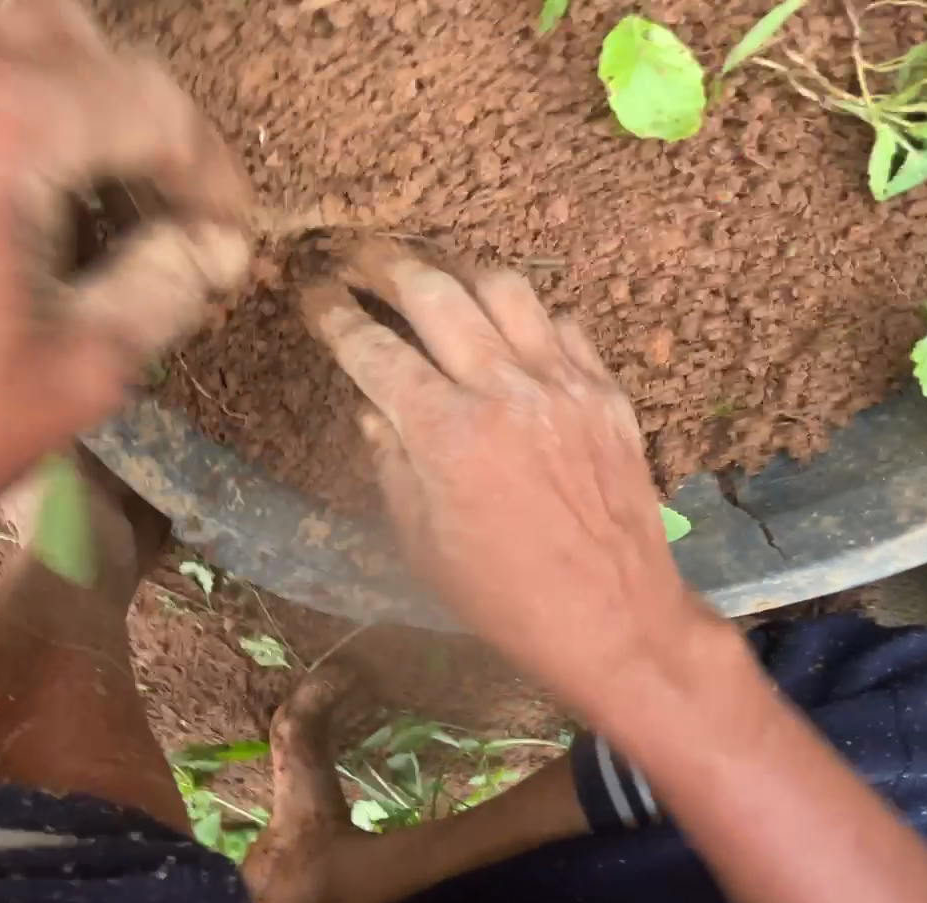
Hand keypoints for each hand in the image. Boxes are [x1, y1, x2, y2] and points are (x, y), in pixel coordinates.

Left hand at [0, 0, 250, 585]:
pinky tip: (12, 203)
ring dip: (68, 115)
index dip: (208, 171)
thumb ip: (164, 286)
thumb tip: (210, 249)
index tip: (231, 235)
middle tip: (171, 216)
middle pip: (70, 44)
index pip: (144, 102)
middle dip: (139, 128)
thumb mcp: (78, 374)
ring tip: (100, 212)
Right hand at [301, 244, 719, 705]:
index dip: (334, 318)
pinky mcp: (606, 392)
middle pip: (434, 293)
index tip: (313, 296)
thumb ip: (390, 462)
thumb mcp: (419, 541)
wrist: (612, 618)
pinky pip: (559, 326)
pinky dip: (522, 318)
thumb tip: (375, 408)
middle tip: (359, 260)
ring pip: (503, 288)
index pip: (374, 352)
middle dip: (385, 266)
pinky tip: (505, 333)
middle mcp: (504, 389)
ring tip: (431, 278)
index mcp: (446, 433)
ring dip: (456, 273)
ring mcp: (564, 383)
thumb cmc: (500, 596)